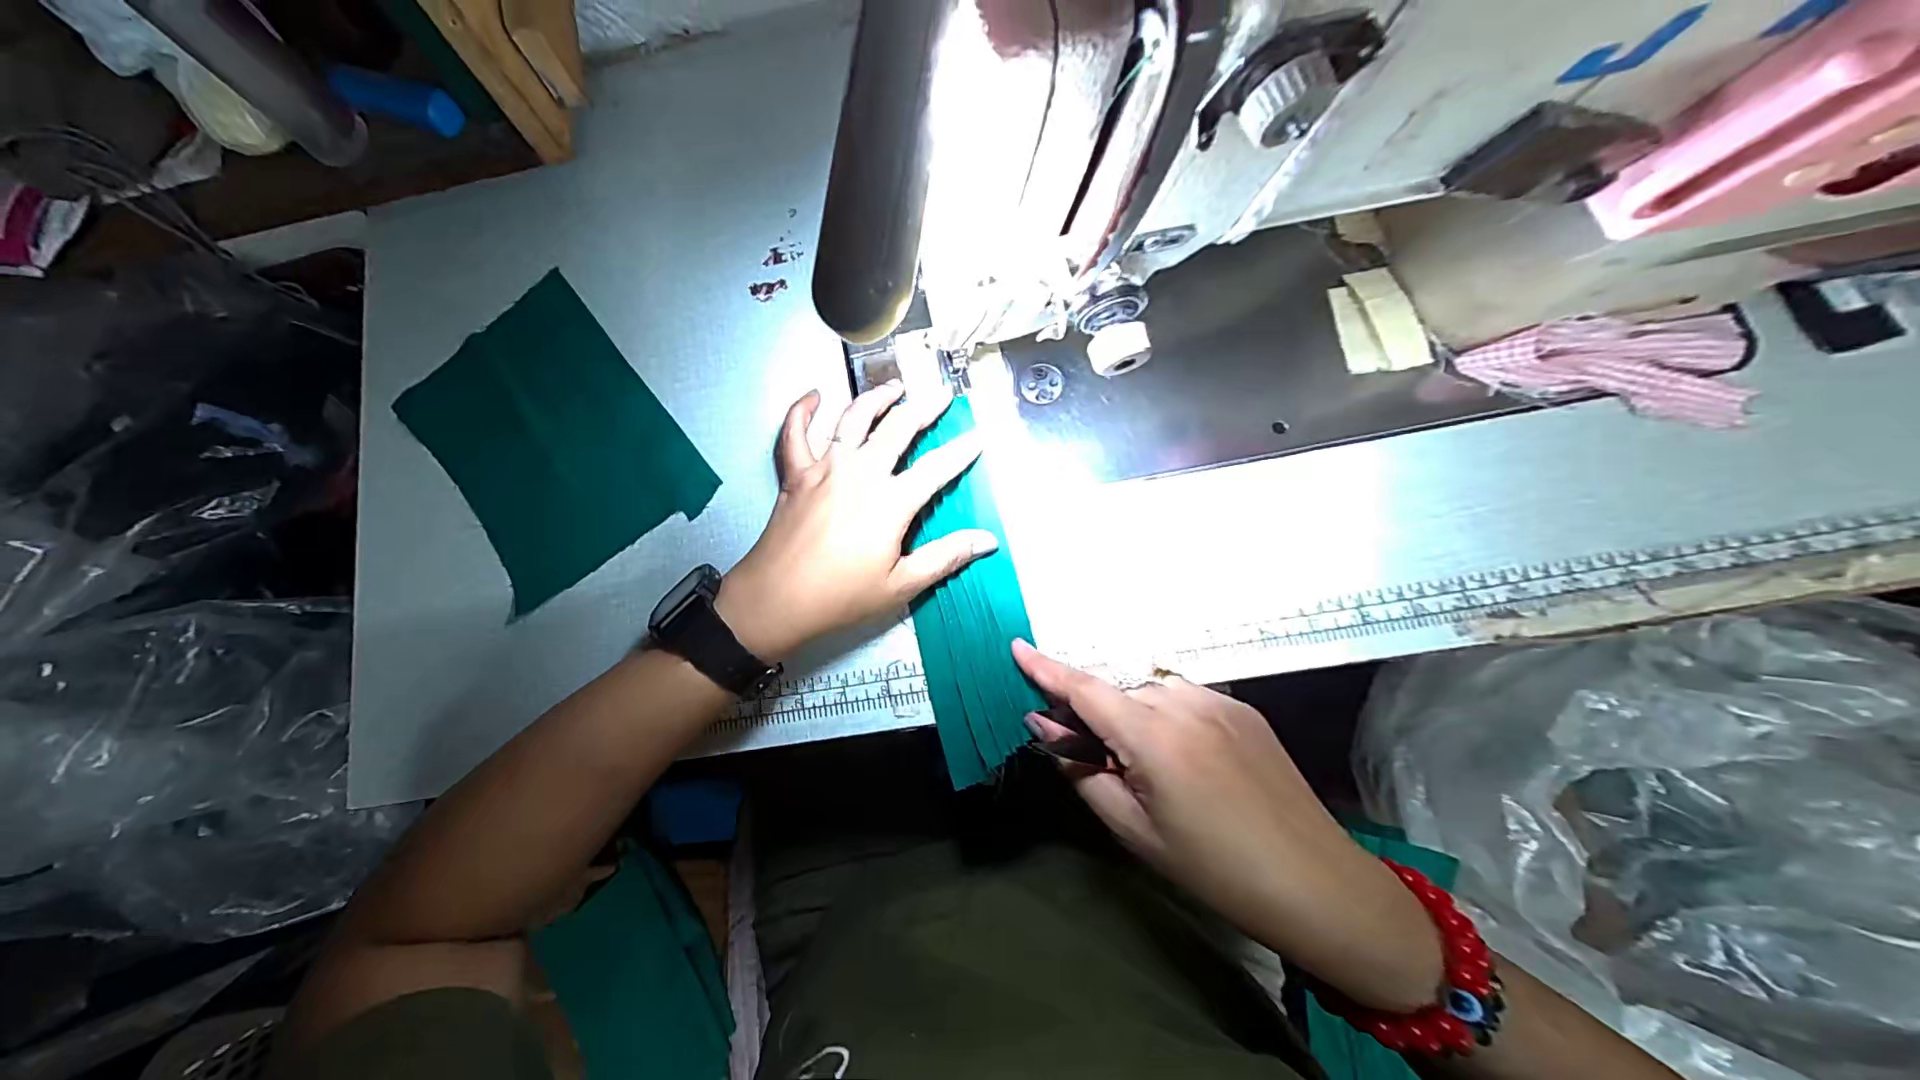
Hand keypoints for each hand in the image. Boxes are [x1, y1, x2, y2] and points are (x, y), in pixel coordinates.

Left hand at [715, 383, 996, 661]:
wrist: (776, 599)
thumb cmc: (840, 596)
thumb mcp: (900, 584)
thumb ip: (945, 557)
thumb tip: (987, 541)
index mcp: (890, 502)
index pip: (936, 468)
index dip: (962, 451)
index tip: (978, 437)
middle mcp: (859, 474)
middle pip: (897, 428)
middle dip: (925, 408)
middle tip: (943, 395)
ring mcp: (824, 469)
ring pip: (852, 419)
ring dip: (876, 398)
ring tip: (894, 386)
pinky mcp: (795, 475)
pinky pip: (795, 434)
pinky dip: (802, 411)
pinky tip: (812, 397)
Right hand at [1013, 641, 1444, 1012]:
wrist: (1316, 882)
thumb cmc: (1212, 868)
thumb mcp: (1132, 828)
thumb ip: (1080, 769)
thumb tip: (1045, 726)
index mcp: (1153, 735)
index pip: (1084, 688)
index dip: (1046, 668)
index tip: (1017, 646)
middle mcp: (1184, 702)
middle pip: (1118, 693)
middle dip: (1098, 716)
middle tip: (1102, 763)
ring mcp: (1220, 701)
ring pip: (1153, 694)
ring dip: (1136, 717)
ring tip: (1156, 770)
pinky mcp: (1245, 709)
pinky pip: (1187, 700)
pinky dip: (1170, 718)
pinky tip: (1192, 763)